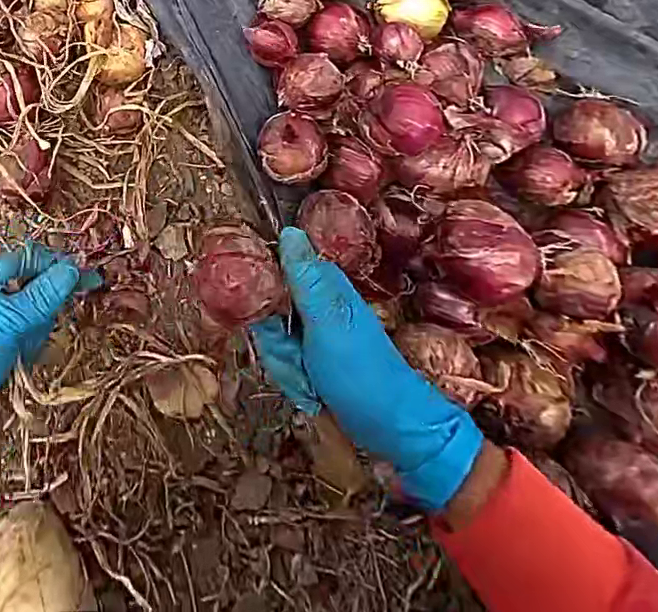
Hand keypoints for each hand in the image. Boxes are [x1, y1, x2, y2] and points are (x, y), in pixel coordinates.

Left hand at [0, 241, 98, 473]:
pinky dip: (28, 349)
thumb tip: (75, 266)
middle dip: (45, 311)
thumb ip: (45, 293)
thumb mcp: (10, 321)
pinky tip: (18, 364)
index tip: (89, 282)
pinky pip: (25, 338)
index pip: (33, 259)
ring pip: (35, 316)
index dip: (59, 268)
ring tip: (22, 354)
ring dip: (36, 334)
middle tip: (37, 331)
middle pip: (37, 288)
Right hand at [249, 227, 483, 509]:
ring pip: (273, 341)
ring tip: (311, 383)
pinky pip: (285, 363)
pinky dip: (294, 381)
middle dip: (276, 344)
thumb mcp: (327, 323)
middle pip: (267, 312)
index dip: (263, 302)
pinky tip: (312, 394)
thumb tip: (287, 229)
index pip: (270, 273)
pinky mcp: (314, 359)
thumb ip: (304, 278)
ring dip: (286, 367)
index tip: (274, 326)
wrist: (394, 428)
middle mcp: (317, 301)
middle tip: (300, 361)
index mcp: (322, 283)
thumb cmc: (362, 373)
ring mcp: (315, 332)